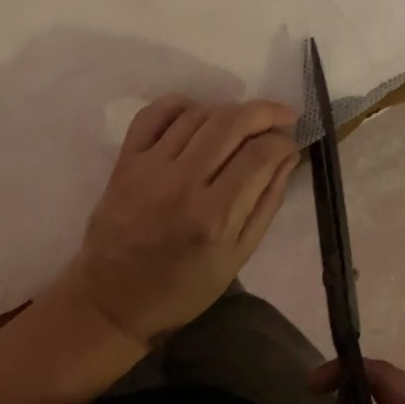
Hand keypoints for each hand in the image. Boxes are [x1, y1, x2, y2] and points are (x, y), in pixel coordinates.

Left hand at [61, 96, 300, 343]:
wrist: (113, 298)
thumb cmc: (183, 288)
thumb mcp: (238, 257)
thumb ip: (267, 203)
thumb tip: (288, 155)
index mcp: (216, 216)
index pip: (260, 155)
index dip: (283, 141)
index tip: (291, 141)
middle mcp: (184, 183)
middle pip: (232, 123)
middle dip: (265, 112)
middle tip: (281, 116)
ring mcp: (151, 167)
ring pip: (198, 114)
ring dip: (229, 110)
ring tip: (244, 121)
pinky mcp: (125, 160)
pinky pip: (154, 114)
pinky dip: (180, 104)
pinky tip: (198, 113)